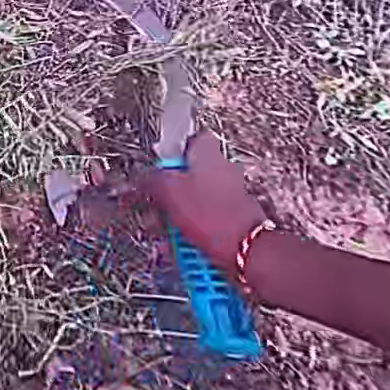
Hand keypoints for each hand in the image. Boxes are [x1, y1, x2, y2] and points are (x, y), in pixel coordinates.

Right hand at [136, 133, 267, 276]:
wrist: (247, 252)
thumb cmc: (211, 216)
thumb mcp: (168, 190)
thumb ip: (152, 178)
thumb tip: (143, 176)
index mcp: (209, 155)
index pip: (193, 137)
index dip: (174, 149)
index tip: (159, 163)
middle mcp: (225, 170)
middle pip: (191, 170)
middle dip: (171, 187)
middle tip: (156, 201)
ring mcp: (234, 195)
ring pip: (197, 196)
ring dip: (179, 210)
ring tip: (164, 228)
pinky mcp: (237, 218)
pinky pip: (207, 216)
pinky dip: (193, 227)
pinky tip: (181, 242)